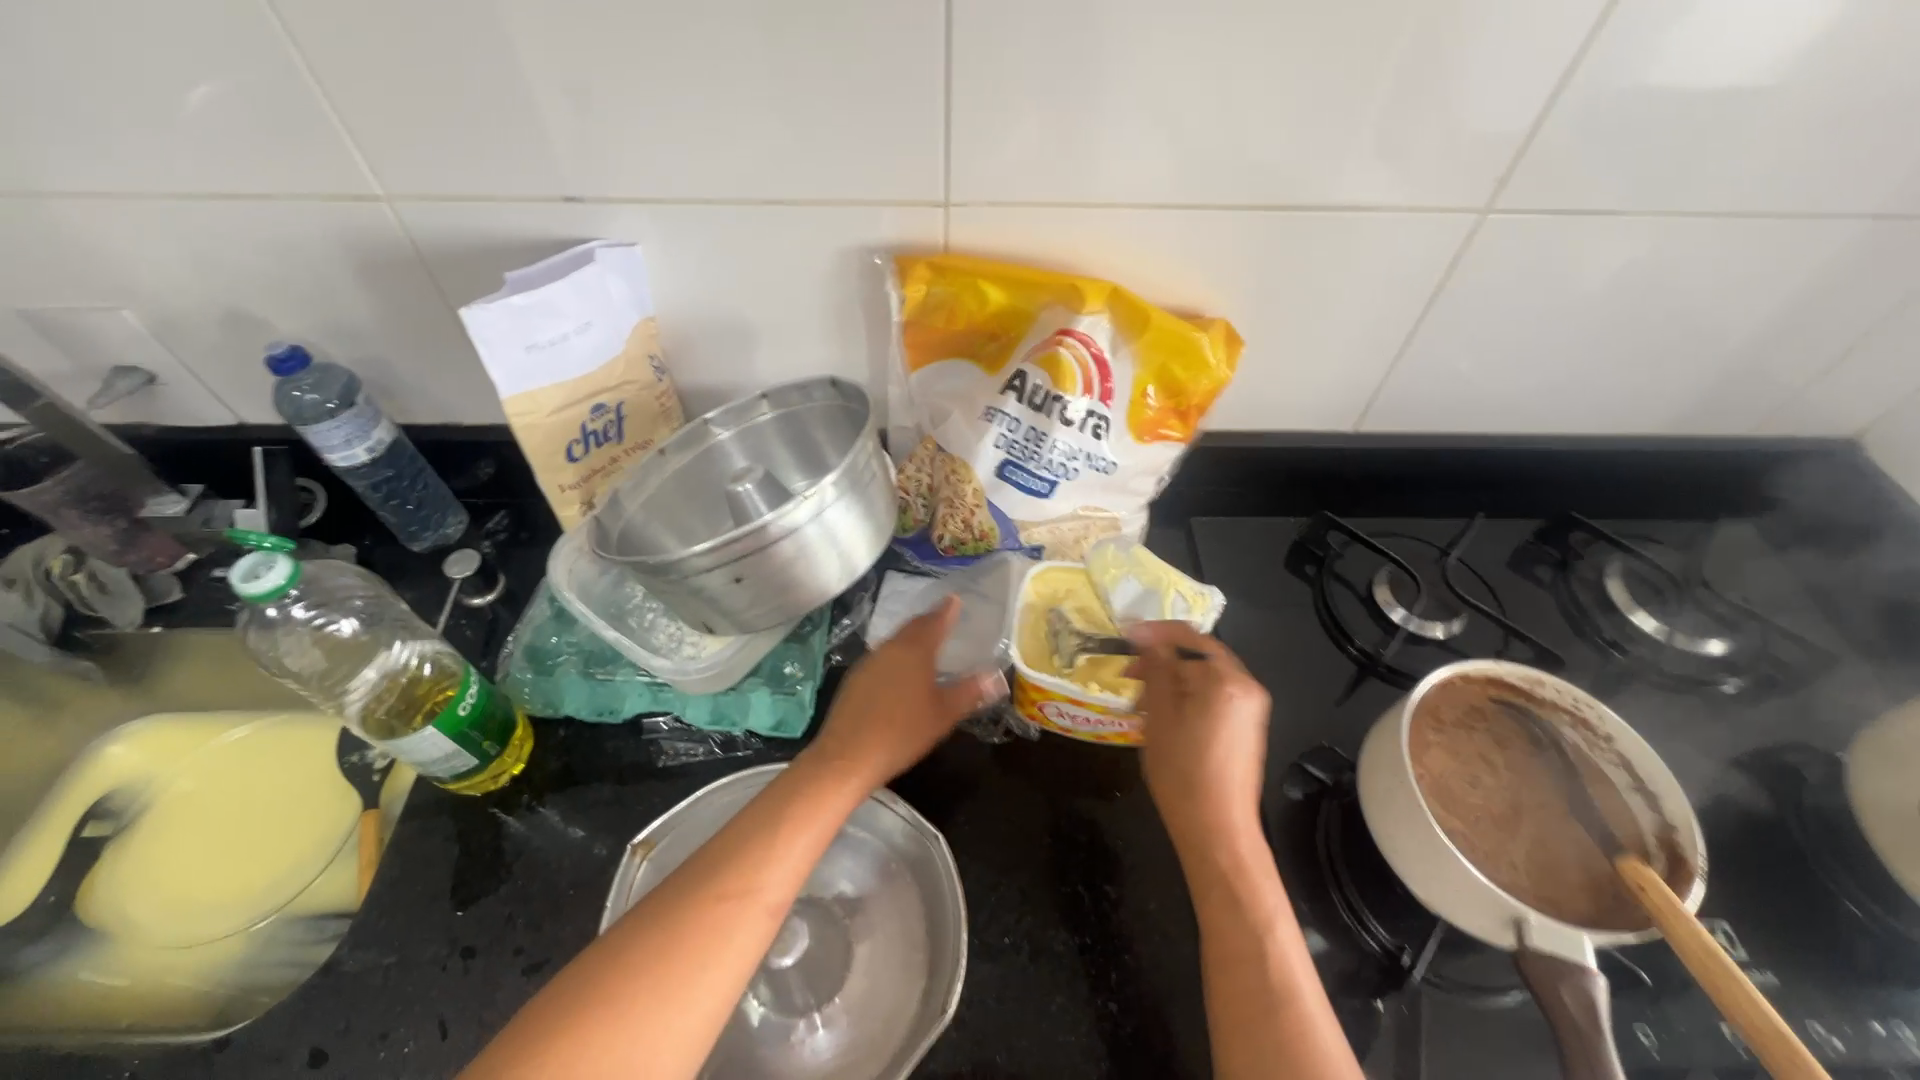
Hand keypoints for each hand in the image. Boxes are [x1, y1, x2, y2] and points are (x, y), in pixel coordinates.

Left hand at [801, 597, 1005, 792]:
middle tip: (942, 617)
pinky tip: (900, 674)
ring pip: (894, 644)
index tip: (954, 599)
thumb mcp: (943, 714)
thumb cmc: (903, 732)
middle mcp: (889, 649)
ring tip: (926, 644)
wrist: (847, 756)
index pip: (934, 622)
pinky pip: (882, 660)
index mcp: (914, 651)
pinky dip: (896, 659)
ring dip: (911, 640)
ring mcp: (868, 663)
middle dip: (928, 622)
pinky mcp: (854, 681)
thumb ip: (970, 692)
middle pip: (911, 628)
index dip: (946, 610)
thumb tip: (996, 677)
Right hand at [1126, 622, 1271, 847]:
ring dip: (1171, 682)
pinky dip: (1187, 698)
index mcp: (1227, 680)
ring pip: (1204, 679)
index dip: (1154, 632)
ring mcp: (1250, 709)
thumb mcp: (1159, 715)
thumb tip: (1147, 637)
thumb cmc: (1182, 772)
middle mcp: (1246, 688)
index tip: (1124, 636)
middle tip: (1129, 677)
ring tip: (1141, 703)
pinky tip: (1163, 720)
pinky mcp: (1245, 728)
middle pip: (1198, 657)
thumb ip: (1155, 668)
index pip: (1189, 636)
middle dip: (1161, 662)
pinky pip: (1213, 698)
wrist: (1217, 830)